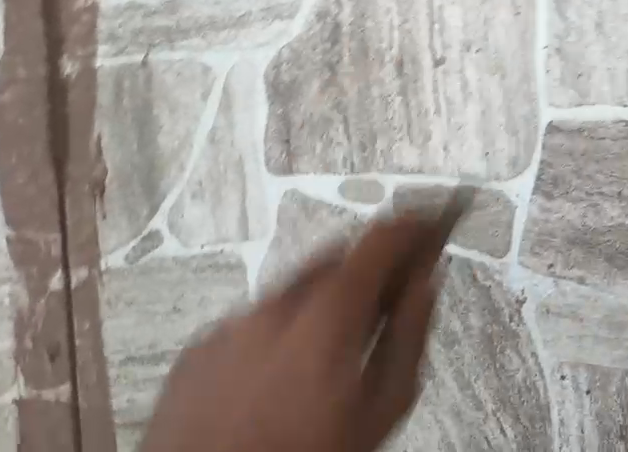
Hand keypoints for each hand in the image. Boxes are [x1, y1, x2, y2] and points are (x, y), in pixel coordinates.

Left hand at [138, 214, 450, 451]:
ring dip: (321, 303)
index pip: (383, 236)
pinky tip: (282, 375)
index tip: (432, 227)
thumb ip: (411, 329)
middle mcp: (275, 307)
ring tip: (328, 353)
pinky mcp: (195, 354)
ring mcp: (228, 329)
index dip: (415, 225)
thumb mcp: (385, 402)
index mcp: (329, 313)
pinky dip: (277, 333)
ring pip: (294, 290)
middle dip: (368, 272)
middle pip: (338, 258)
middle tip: (386, 302)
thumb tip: (425, 281)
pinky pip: (251, 321)